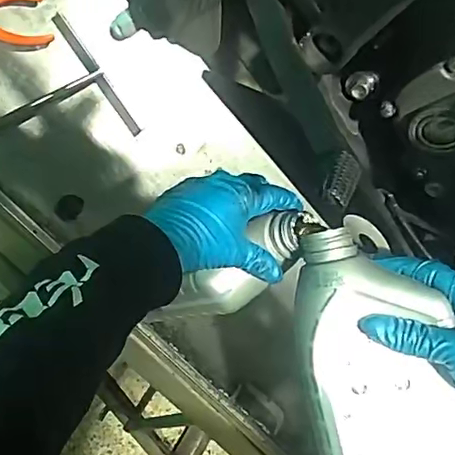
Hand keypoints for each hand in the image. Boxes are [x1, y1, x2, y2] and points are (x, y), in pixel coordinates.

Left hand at [143, 170, 303, 281]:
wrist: (163, 243)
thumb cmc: (198, 242)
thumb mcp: (236, 253)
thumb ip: (258, 261)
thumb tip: (272, 271)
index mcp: (243, 195)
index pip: (272, 194)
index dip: (285, 199)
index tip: (291, 203)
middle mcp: (223, 184)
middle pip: (251, 184)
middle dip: (263, 193)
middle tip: (270, 204)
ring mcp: (202, 185)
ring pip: (228, 183)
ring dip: (237, 193)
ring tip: (241, 208)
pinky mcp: (184, 190)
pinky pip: (206, 189)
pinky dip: (215, 197)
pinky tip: (213, 210)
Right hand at [358, 257, 454, 454]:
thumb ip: (419, 337)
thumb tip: (374, 322)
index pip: (437, 276)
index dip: (404, 269)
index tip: (374, 268)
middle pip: (432, 303)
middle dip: (399, 300)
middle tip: (366, 301)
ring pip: (432, 331)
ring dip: (405, 330)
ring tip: (373, 331)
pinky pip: (436, 356)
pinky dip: (415, 355)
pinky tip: (396, 362)